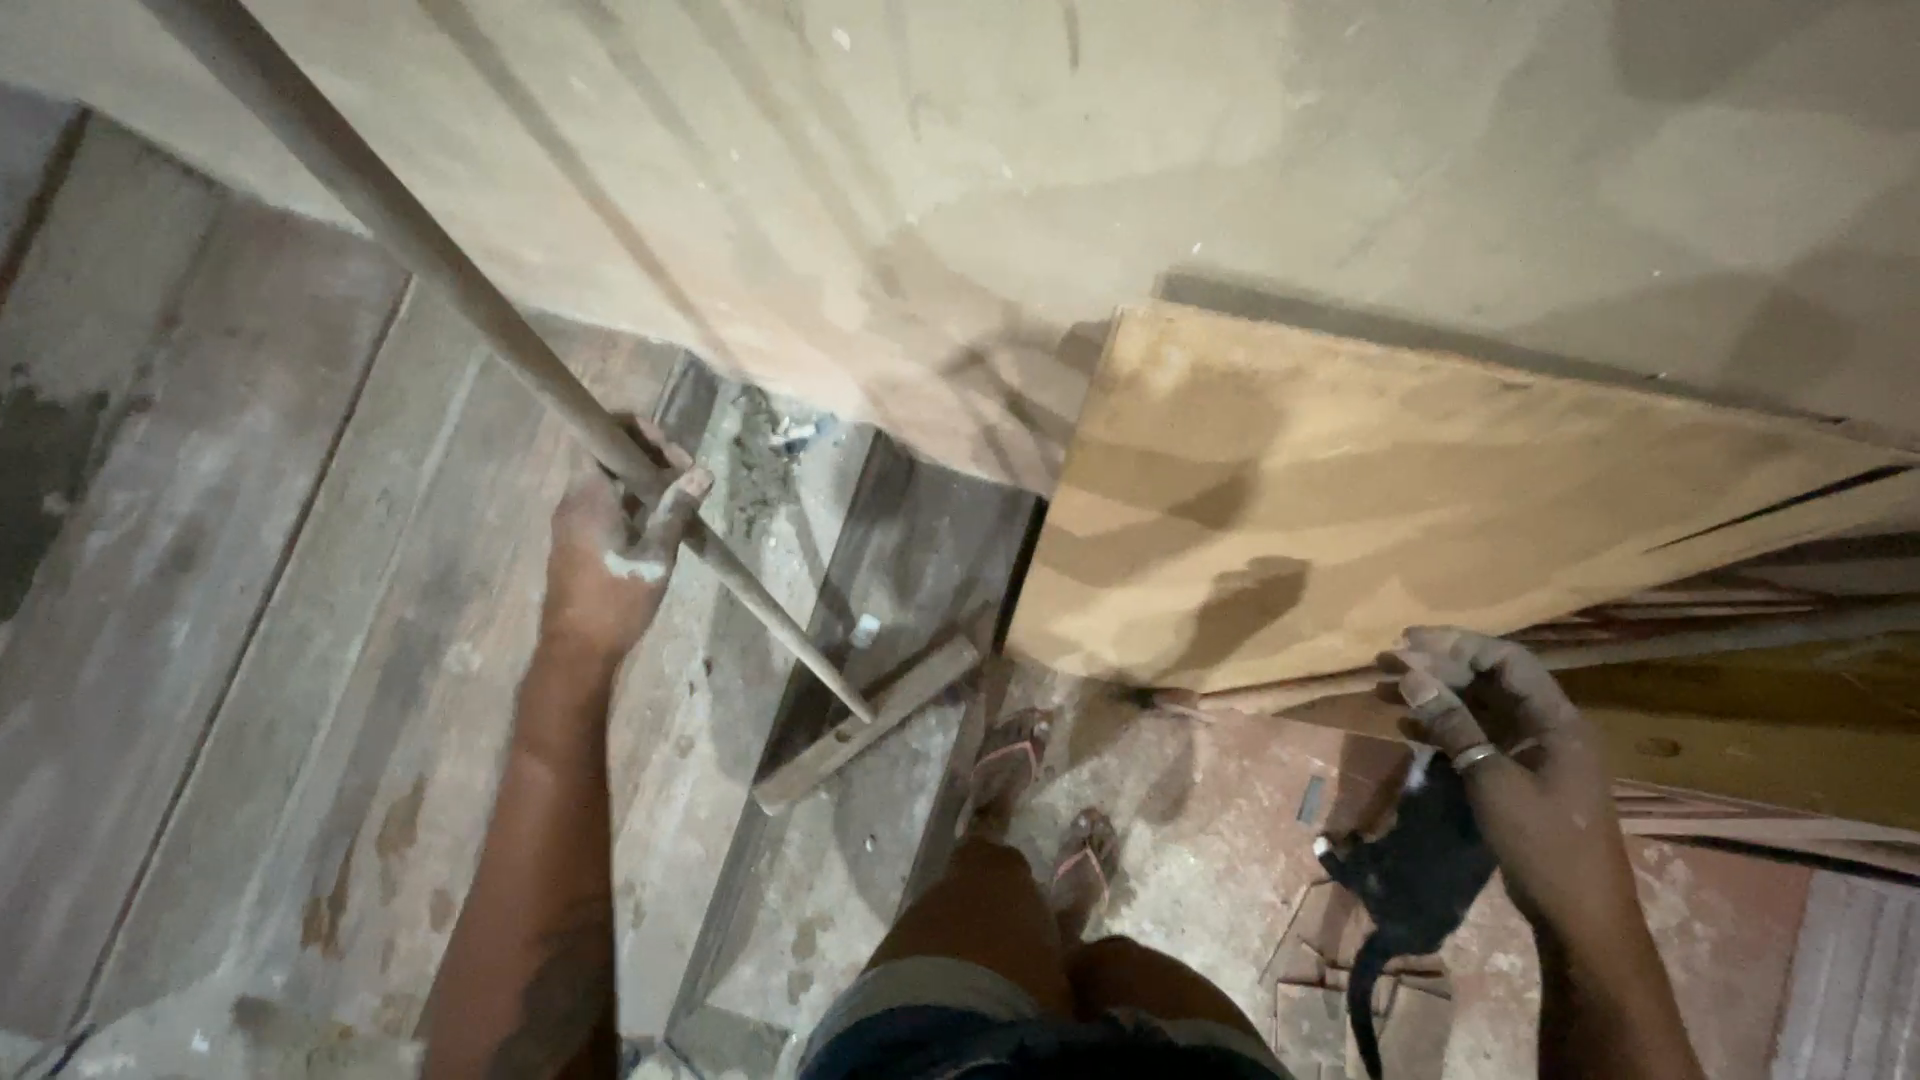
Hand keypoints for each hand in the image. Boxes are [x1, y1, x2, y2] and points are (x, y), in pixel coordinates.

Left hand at [542, 447, 711, 664]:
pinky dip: (634, 497)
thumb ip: (677, 511)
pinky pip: (607, 499)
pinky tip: (663, 518)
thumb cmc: (616, 602)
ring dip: (645, 477)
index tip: (670, 449)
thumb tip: (703, 472)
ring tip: (682, 495)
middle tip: (687, 475)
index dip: (634, 428)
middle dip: (650, 453)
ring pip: (609, 477)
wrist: (577, 650)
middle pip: (608, 453)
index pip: (599, 434)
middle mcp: (574, 499)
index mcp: (588, 496)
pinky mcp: (578, 537)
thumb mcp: (656, 556)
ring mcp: (573, 519)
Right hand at [1380, 627, 1640, 950]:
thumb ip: (1453, 724)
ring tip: (1385, 689)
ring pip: (1478, 708)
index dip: (1457, 644)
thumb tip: (1412, 676)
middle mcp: (1547, 727)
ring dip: (1434, 696)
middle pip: (1489, 681)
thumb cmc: (1542, 841)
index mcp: (1556, 720)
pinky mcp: (1516, 775)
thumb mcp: (1491, 778)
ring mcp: (1532, 752)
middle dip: (1437, 668)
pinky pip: (1476, 736)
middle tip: (1388, 662)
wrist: (1578, 911)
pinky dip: (1442, 727)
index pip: (1507, 661)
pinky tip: (1406, 726)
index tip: (1409, 640)